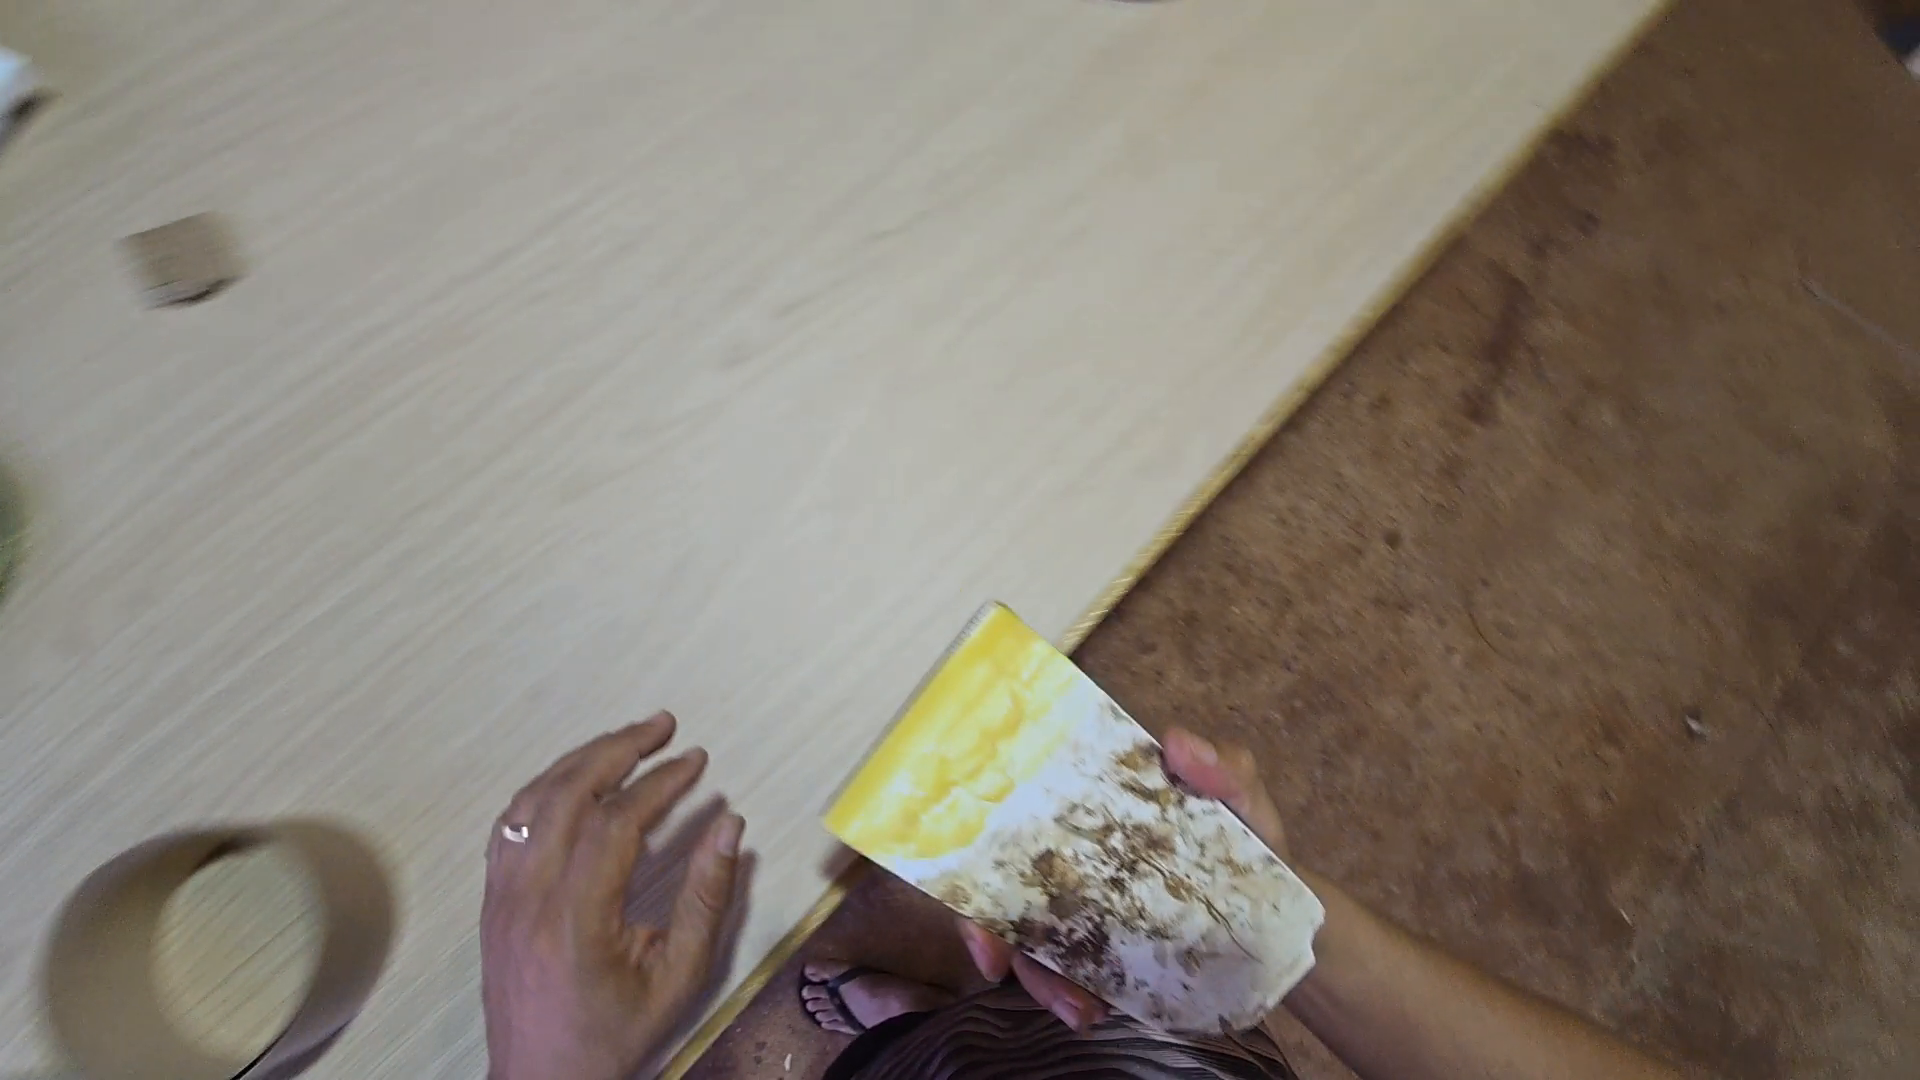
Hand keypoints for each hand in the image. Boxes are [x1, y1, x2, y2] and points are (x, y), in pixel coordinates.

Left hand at [482, 712, 744, 1079]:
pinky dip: (547, 785)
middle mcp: (528, 899)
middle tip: (664, 725)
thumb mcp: (680, 976)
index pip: (616, 824)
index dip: (660, 783)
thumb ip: (708, 896)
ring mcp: (501, 897)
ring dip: (583, 758)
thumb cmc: (617, 1034)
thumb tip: (731, 823)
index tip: (697, 760)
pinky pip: (511, 823)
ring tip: (628, 738)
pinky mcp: (491, 900)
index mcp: (576, 921)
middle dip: (620, 748)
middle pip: (568, 795)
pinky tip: (578, 775)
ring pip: (533, 800)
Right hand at [957, 726, 1288, 1030]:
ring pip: (1025, 932)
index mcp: (1095, 797)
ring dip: (1033, 972)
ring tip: (1076, 1007)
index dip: (982, 831)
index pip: (1023, 800)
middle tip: (994, 962)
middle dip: (985, 920)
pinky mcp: (1101, 949)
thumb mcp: (1243, 798)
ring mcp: (1084, 901)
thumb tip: (1177, 742)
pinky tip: (1091, 1012)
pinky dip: (1063, 994)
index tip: (971, 872)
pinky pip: (1062, 971)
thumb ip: (1225, 770)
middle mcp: (1074, 847)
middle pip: (1004, 875)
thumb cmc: (1249, 839)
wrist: (1279, 922)